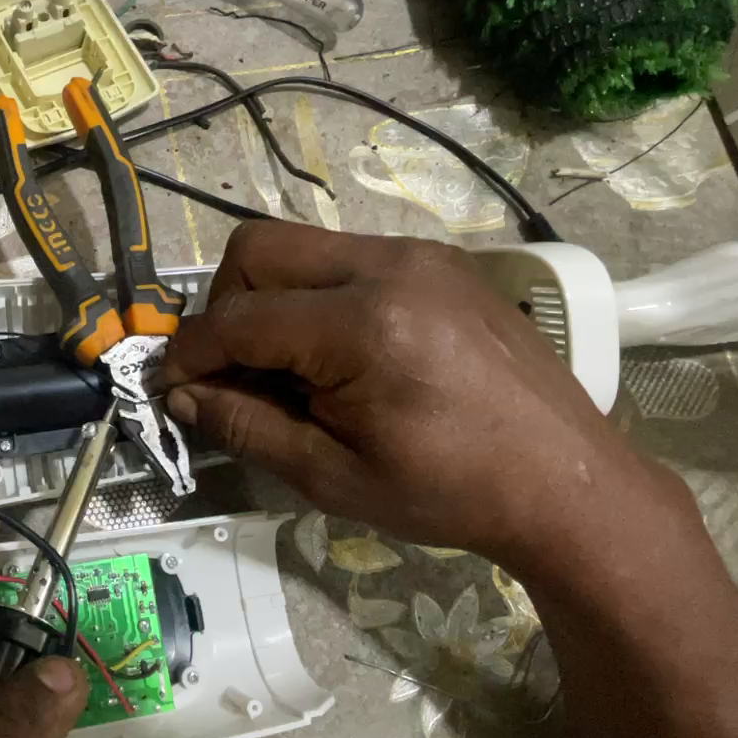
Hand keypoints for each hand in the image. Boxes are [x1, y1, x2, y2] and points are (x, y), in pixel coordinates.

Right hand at [162, 222, 670, 574]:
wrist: (566, 482)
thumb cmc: (447, 492)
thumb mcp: (328, 475)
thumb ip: (243, 425)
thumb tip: (179, 395)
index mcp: (363, 326)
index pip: (237, 319)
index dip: (189, 354)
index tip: (171, 387)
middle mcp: (387, 266)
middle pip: (256, 249)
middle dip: (222, 307)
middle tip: (233, 370)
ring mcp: (417, 254)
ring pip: (297, 244)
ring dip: (265, 298)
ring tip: (285, 366)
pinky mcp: (436, 260)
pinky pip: (342, 257)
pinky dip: (311, 295)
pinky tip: (334, 352)